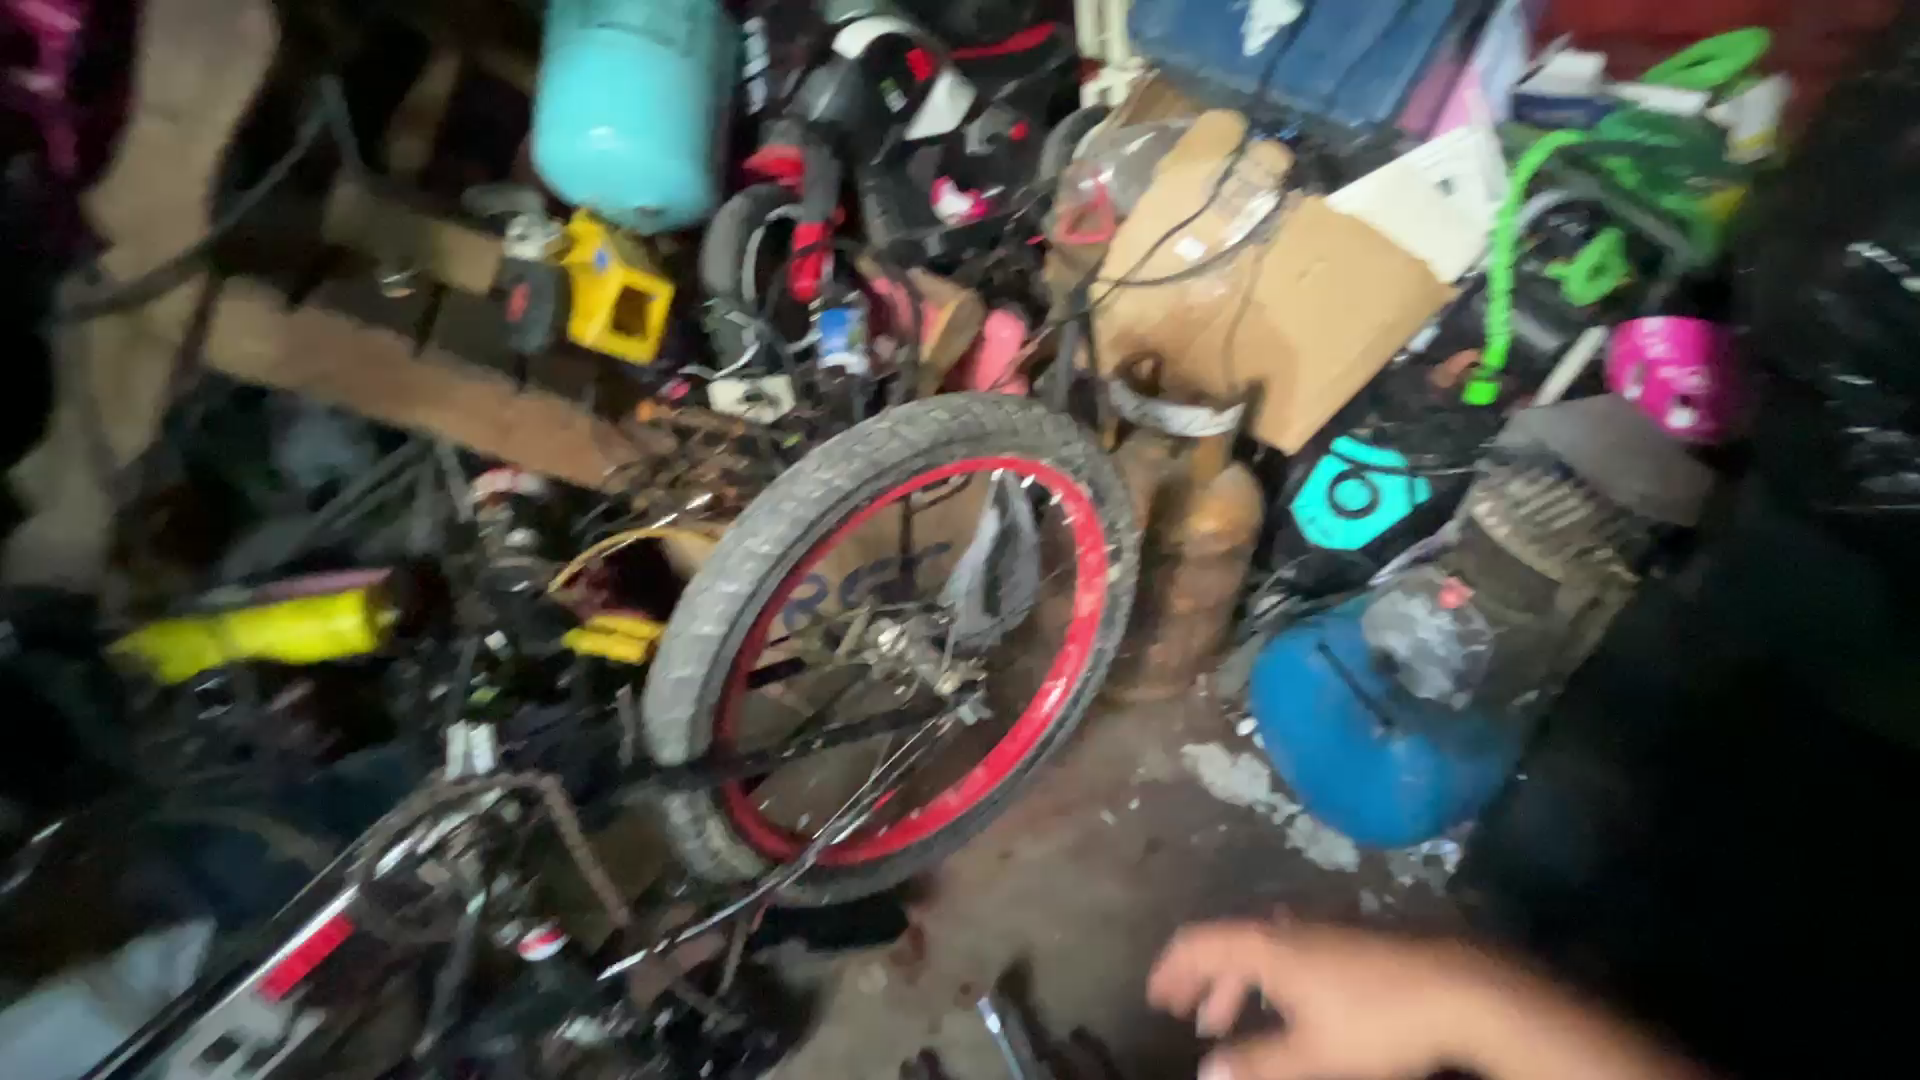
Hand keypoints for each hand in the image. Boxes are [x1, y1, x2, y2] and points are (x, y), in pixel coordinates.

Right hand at [1147, 918, 1497, 1079]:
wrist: (1453, 988)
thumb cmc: (1375, 1020)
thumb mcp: (1313, 1054)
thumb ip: (1257, 1064)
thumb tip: (1205, 1075)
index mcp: (1263, 946)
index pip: (1197, 944)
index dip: (1170, 969)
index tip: (1153, 998)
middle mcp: (1278, 929)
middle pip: (1220, 944)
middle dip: (1195, 980)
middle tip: (1180, 1015)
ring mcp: (1309, 932)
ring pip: (1251, 951)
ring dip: (1228, 985)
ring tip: (1222, 1023)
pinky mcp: (1335, 943)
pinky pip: (1276, 954)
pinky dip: (1257, 981)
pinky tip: (1275, 1008)